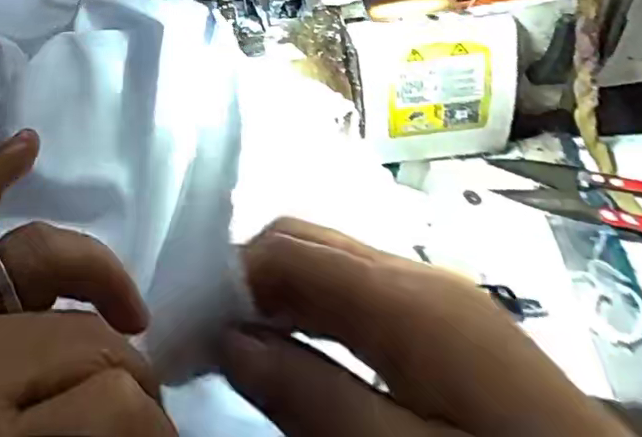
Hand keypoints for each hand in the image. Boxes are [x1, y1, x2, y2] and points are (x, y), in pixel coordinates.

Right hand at [220, 218, 629, 435]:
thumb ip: (310, 397)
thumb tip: (227, 340)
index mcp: (405, 296)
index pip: (283, 249)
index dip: (225, 277)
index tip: (186, 322)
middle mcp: (418, 275)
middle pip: (303, 242)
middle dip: (247, 279)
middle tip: (210, 335)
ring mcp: (441, 298)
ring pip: (328, 265)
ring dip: (278, 295)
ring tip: (245, 346)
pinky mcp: (455, 329)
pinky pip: (361, 294)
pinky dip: (316, 313)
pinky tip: (303, 353)